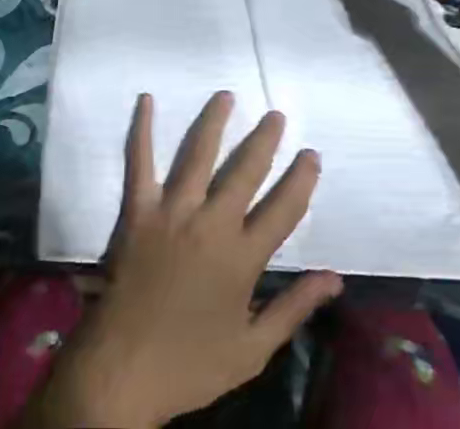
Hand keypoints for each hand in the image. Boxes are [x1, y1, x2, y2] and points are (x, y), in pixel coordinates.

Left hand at [27, 93, 341, 428]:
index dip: (300, 180)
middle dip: (263, 141)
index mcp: (244, 259)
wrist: (125, 364)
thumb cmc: (192, 362)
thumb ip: (293, 307)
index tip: (311, 154)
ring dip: (213, 123)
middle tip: (276, 114)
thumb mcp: (254, 347)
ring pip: (197, 156)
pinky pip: (139, 162)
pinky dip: (142, 129)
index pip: (282, 210)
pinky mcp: (136, 210)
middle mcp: (211, 225)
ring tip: (226, 96)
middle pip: (244, 173)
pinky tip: (146, 100)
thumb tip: (334, 278)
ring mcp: (171, 212)